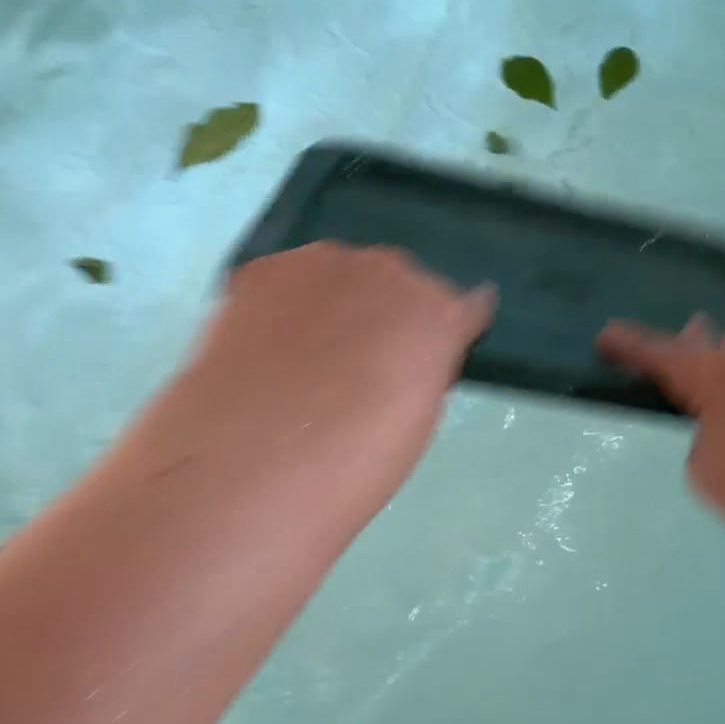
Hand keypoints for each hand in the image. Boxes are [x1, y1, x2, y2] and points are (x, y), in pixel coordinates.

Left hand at [113, 242, 493, 519]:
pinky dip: (287, 304)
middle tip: (367, 363)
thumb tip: (412, 357)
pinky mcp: (264, 271)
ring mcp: (322, 264)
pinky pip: (289, 280)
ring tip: (312, 356)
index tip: (433, 359)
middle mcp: (389, 272)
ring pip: (343, 275)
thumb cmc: (358, 458)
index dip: (448, 334)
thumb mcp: (419, 419)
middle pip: (401, 282)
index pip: (465, 307)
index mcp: (441, 314)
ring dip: (338, 303)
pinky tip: (271, 345)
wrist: (259, 456)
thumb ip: (424, 369)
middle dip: (390, 314)